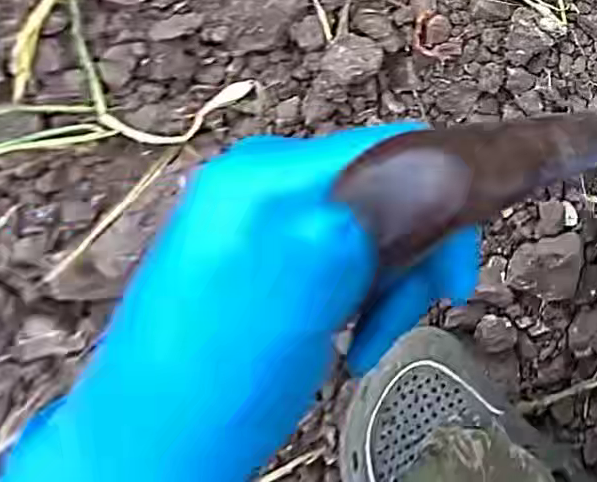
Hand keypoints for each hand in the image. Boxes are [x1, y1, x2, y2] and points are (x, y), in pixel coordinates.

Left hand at [1, 124, 479, 481]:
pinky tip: (363, 332)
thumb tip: (436, 167)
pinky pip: (366, 245)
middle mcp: (273, 180)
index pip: (395, 146)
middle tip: (435, 299)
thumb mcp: (303, 292)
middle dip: (421, 248)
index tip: (457, 253)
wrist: (139, 469)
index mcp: (265, 175)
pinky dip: (379, 288)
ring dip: (402, 277)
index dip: (445, 191)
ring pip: (389, 218)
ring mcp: (279, 214)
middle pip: (398, 184)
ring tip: (379, 333)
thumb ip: (361, 216)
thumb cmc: (210, 389)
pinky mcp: (288, 247)